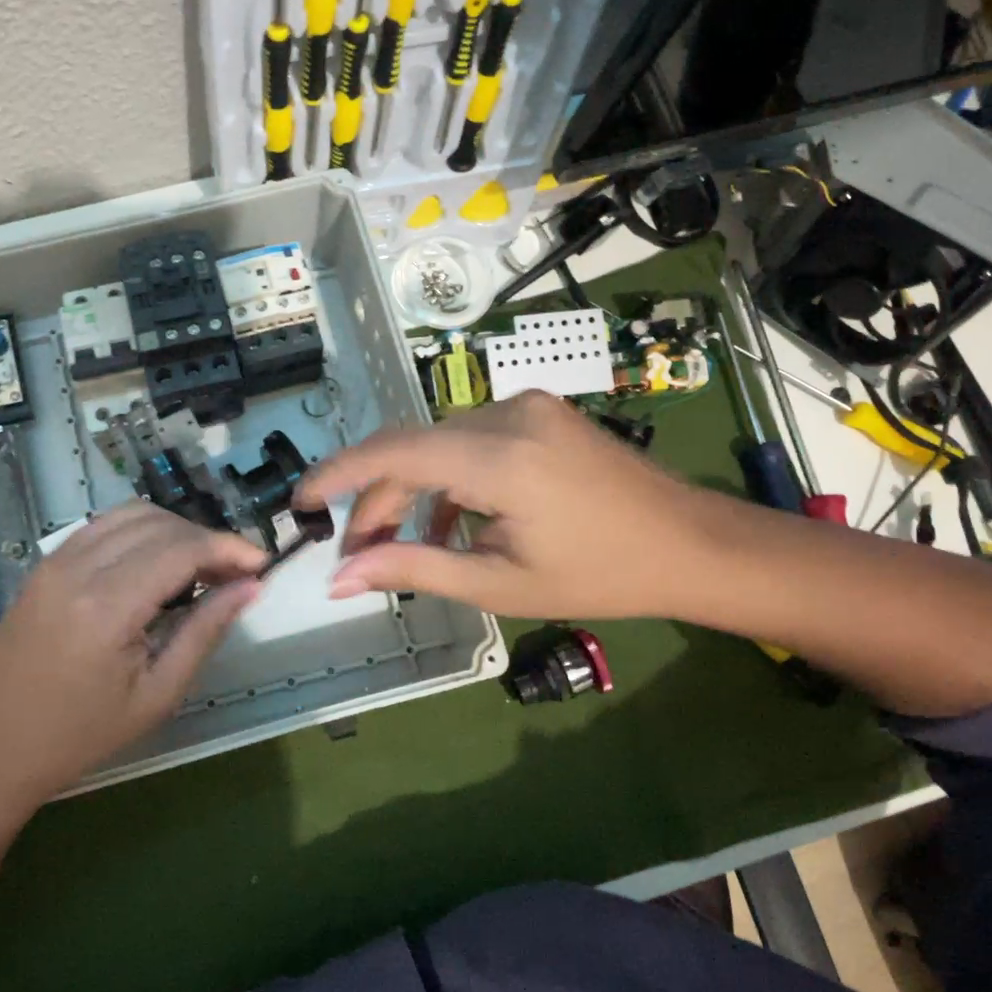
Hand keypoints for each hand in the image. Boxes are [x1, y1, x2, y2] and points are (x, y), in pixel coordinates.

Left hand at [0, 502, 266, 807]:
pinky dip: (139, 532)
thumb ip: (205, 632)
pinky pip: (101, 527)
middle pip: (160, 524)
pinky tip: (154, 564)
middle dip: (206, 539)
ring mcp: (54, 562)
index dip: (229, 548)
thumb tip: (249, 587)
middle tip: (234, 574)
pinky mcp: (43, 566)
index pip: (181, 549)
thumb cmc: (82, 734)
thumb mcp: (157, 695)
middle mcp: (77, 569)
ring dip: (173, 530)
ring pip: (130, 515)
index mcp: (107, 607)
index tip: (261, 564)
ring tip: (198, 568)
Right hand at [295, 390, 710, 619]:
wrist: (692, 545)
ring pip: (438, 443)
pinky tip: (451, 525)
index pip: (393, 451)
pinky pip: (471, 439)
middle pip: (412, 449)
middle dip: (376, 500)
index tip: (299, 502)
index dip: (337, 474)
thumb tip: (339, 580)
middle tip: (357, 555)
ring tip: (403, 548)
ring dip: (412, 491)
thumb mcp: (499, 584)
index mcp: (500, 457)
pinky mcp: (539, 412)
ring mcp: (528, 406)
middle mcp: (508, 414)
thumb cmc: (600, 576)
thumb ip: (413, 570)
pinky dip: (449, 479)